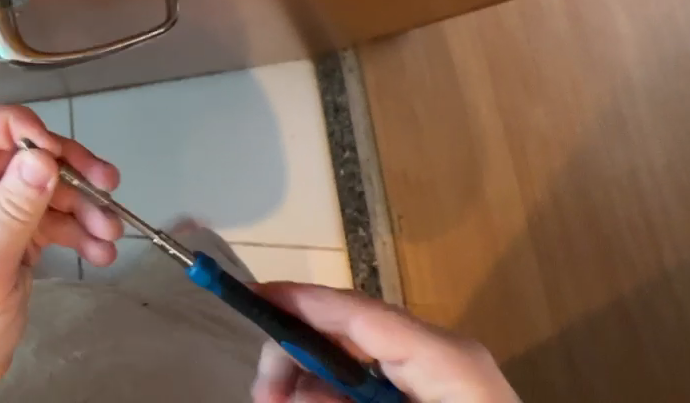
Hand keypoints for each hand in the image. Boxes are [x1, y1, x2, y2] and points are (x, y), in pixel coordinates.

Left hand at [0, 105, 122, 401]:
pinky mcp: (13, 234)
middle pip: (22, 153)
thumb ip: (13, 210)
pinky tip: (101, 250)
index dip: (20, 127)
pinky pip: (51, 217)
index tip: (59, 152)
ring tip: (110, 231)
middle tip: (107, 182)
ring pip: (44, 185)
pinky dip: (78, 229)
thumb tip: (43, 158)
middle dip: (67, 168)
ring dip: (82, 203)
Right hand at [250, 284, 521, 402]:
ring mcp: (440, 372)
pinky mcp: (435, 391)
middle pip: (346, 331)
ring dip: (310, 377)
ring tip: (278, 402)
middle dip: (296, 354)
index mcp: (443, 355)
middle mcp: (439, 351)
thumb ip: (338, 399)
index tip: (246, 297)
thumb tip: (286, 390)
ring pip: (354, 356)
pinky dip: (336, 391)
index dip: (296, 300)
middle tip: (262, 392)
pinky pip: (372, 378)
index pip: (354, 309)